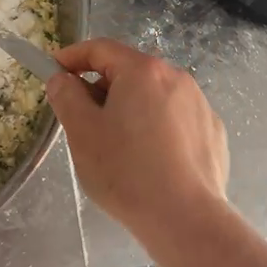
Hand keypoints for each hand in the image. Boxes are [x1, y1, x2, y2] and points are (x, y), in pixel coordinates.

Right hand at [45, 39, 228, 235]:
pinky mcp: (212, 131)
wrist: (185, 217)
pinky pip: (175, 120)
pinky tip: (150, 161)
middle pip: (129, 72)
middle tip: (81, 119)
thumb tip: (62, 78)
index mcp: (143, 71)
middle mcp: (176, 77)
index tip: (53, 69)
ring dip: (131, 109)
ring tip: (117, 146)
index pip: (101, 49)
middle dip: (102, 88)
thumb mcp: (82, 132)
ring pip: (154, 97)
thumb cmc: (126, 172)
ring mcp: (199, 104)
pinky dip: (157, 129)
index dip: (72, 57)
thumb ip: (67, 96)